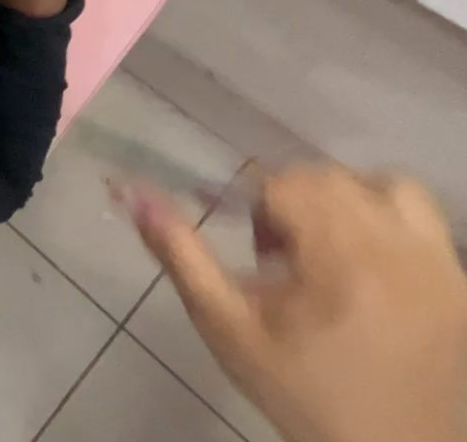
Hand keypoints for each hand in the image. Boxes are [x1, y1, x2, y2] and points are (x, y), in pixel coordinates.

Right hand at [131, 165, 466, 441]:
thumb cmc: (295, 383)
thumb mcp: (222, 322)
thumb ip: (177, 251)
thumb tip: (129, 191)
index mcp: (342, 262)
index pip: (290, 184)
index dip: (253, 199)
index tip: (245, 241)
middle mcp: (400, 255)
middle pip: (332, 179)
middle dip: (290, 198)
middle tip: (273, 248)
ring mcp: (442, 269)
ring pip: (386, 186)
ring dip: (342, 197)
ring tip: (322, 241)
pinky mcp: (460, 285)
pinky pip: (425, 216)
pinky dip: (386, 216)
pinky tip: (363, 257)